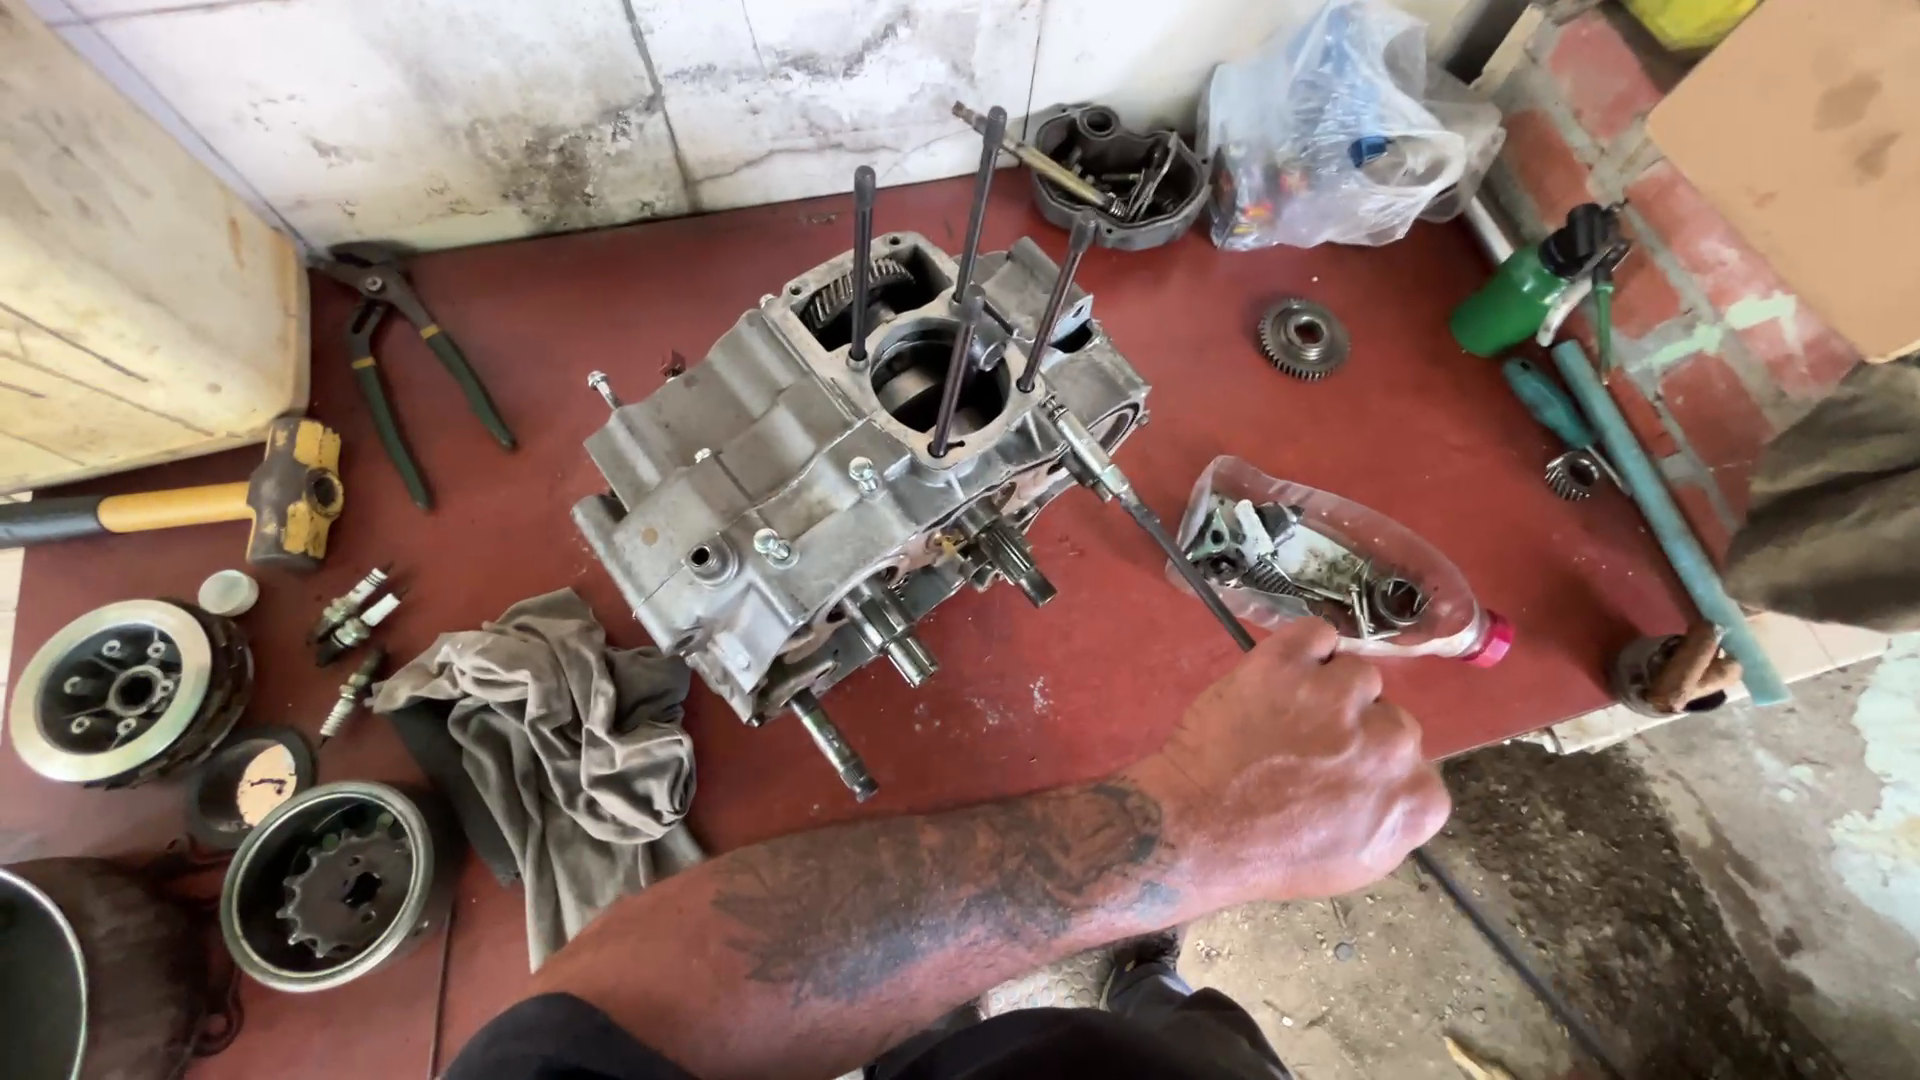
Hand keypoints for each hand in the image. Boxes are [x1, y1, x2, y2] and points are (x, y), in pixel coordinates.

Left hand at [1127, 619, 1449, 907]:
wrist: (1199, 826)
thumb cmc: (1269, 855)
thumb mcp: (1357, 862)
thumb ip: (1392, 816)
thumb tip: (1393, 783)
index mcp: (1416, 798)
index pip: (1415, 761)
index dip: (1371, 761)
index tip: (1338, 769)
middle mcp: (1391, 741)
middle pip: (1386, 713)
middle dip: (1351, 725)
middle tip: (1303, 743)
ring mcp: (1338, 696)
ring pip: (1354, 672)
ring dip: (1325, 687)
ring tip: (1283, 713)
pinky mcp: (1288, 664)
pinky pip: (1316, 633)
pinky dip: (1303, 646)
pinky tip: (1281, 670)